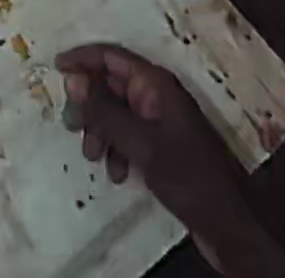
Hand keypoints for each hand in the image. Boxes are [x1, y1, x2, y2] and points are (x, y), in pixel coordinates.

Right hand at [57, 44, 255, 235]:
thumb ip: (102, 109)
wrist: (228, 228)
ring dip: (100, 129)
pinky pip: (128, 132)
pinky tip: (116, 171)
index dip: (82, 58)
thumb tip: (71, 79)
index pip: (111, 56)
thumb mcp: (138, 142)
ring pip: (116, 110)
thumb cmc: (186, 175)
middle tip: (71, 125)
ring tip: (92, 155)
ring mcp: (160, 118)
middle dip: (89, 105)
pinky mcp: (162, 142)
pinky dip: (116, 146)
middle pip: (110, 84)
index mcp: (155, 83)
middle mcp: (157, 93)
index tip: (56, 69)